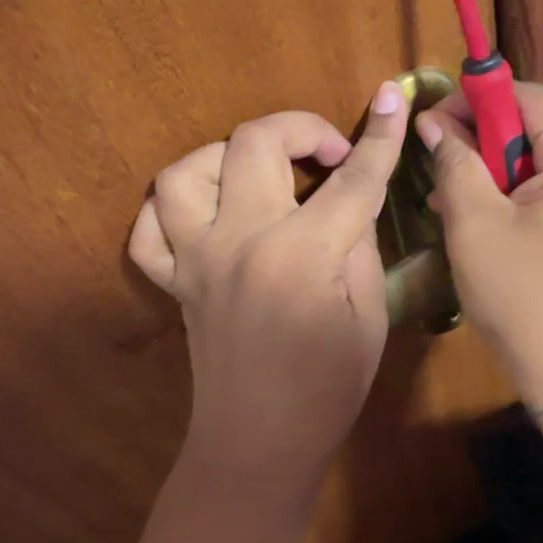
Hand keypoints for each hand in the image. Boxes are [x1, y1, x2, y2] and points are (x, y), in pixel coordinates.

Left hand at [129, 83, 407, 501]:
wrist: (260, 444)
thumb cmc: (328, 389)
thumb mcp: (369, 317)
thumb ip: (358, 245)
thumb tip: (347, 201)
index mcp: (300, 253)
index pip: (350, 179)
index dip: (377, 137)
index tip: (392, 98)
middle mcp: (238, 240)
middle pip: (255, 143)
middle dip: (301, 128)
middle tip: (330, 156)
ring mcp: (195, 259)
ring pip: (185, 172)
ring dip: (226, 157)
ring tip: (261, 176)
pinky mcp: (174, 282)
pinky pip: (150, 229)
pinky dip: (173, 210)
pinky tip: (207, 215)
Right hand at [414, 82, 542, 400]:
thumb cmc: (528, 300)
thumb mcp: (476, 225)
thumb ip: (455, 162)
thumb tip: (436, 122)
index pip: (529, 95)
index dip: (474, 103)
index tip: (431, 127)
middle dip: (489, 139)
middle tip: (444, 169)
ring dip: (506, 168)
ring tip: (461, 203)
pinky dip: (533, 191)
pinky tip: (499, 223)